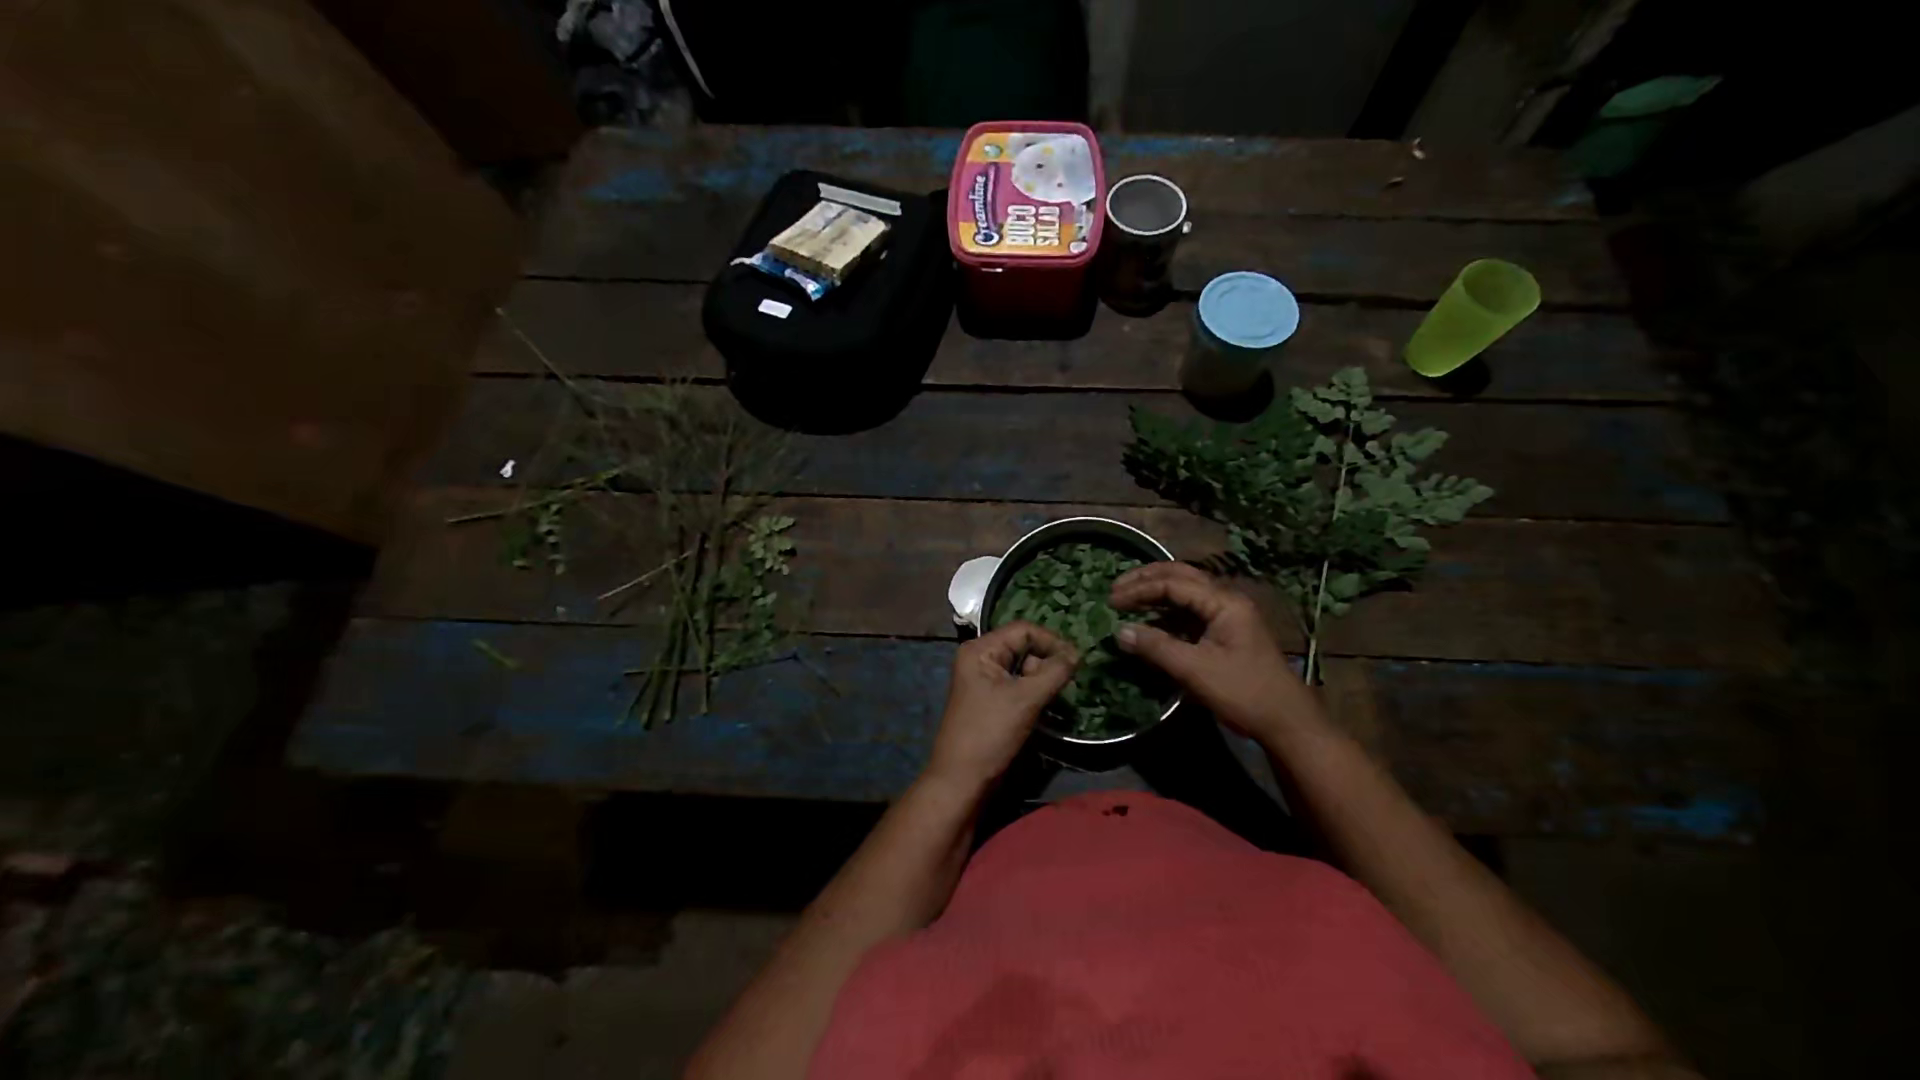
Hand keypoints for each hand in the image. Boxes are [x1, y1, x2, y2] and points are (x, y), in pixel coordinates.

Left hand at [927, 621, 1077, 789]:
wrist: (962, 779)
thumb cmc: (990, 733)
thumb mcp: (1026, 699)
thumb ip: (1054, 672)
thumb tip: (1077, 654)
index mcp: (980, 650)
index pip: (1024, 630)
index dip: (1052, 641)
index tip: (1077, 662)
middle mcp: (979, 658)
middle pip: (1023, 646)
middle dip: (1047, 661)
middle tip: (1065, 683)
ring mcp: (984, 680)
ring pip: (1023, 667)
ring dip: (1042, 678)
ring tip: (1055, 697)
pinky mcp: (990, 700)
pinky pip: (1018, 685)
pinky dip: (1034, 692)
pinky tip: (1045, 706)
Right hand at [1110, 562, 1314, 740]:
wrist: (1286, 722)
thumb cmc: (1243, 692)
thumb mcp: (1195, 670)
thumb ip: (1156, 647)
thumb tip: (1119, 631)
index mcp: (1224, 602)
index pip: (1173, 583)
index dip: (1139, 589)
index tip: (1111, 601)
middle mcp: (1227, 600)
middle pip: (1181, 576)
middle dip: (1146, 579)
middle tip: (1116, 589)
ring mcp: (1228, 616)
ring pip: (1186, 592)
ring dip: (1156, 593)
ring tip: (1127, 600)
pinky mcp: (1226, 633)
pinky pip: (1191, 612)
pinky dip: (1167, 611)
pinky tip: (1149, 622)